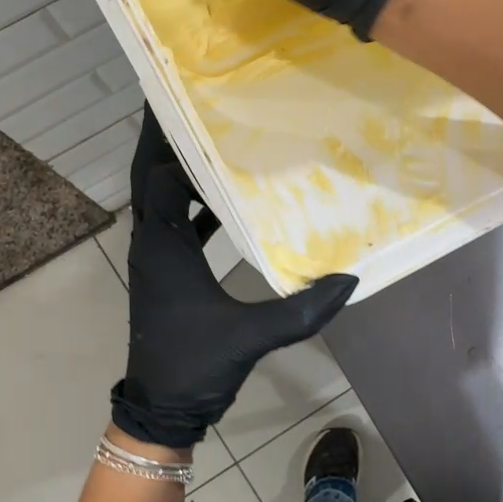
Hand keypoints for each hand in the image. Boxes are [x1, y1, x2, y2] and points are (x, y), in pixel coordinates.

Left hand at [110, 108, 358, 449]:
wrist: (162, 407)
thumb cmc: (195, 365)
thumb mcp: (251, 335)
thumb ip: (302, 309)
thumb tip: (351, 280)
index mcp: (163, 247)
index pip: (162, 175)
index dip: (176, 138)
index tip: (197, 99)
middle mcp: (153, 243)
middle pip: (151, 175)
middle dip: (164, 136)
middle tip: (187, 93)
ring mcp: (158, 258)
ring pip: (163, 197)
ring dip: (180, 166)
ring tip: (211, 132)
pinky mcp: (168, 273)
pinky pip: (177, 222)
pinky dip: (195, 202)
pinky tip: (226, 195)